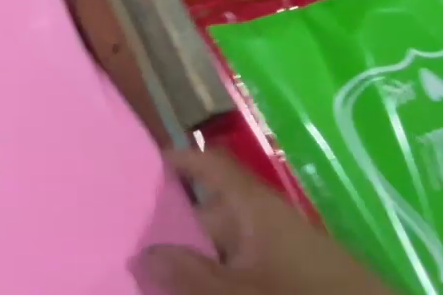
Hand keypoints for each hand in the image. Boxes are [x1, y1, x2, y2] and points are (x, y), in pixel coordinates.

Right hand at [136, 150, 394, 294]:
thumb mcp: (238, 293)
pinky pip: (254, 275)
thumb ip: (188, 276)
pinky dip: (228, 283)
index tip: (146, 167)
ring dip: (203, 265)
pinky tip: (207, 294)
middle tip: (140, 247)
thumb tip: (140, 253)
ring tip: (167, 283)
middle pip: (215, 214)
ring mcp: (289, 258)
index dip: (180, 161)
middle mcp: (270, 224)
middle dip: (180, 231)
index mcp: (255, 208)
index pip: (211, 165)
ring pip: (233, 252)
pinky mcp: (302, 285)